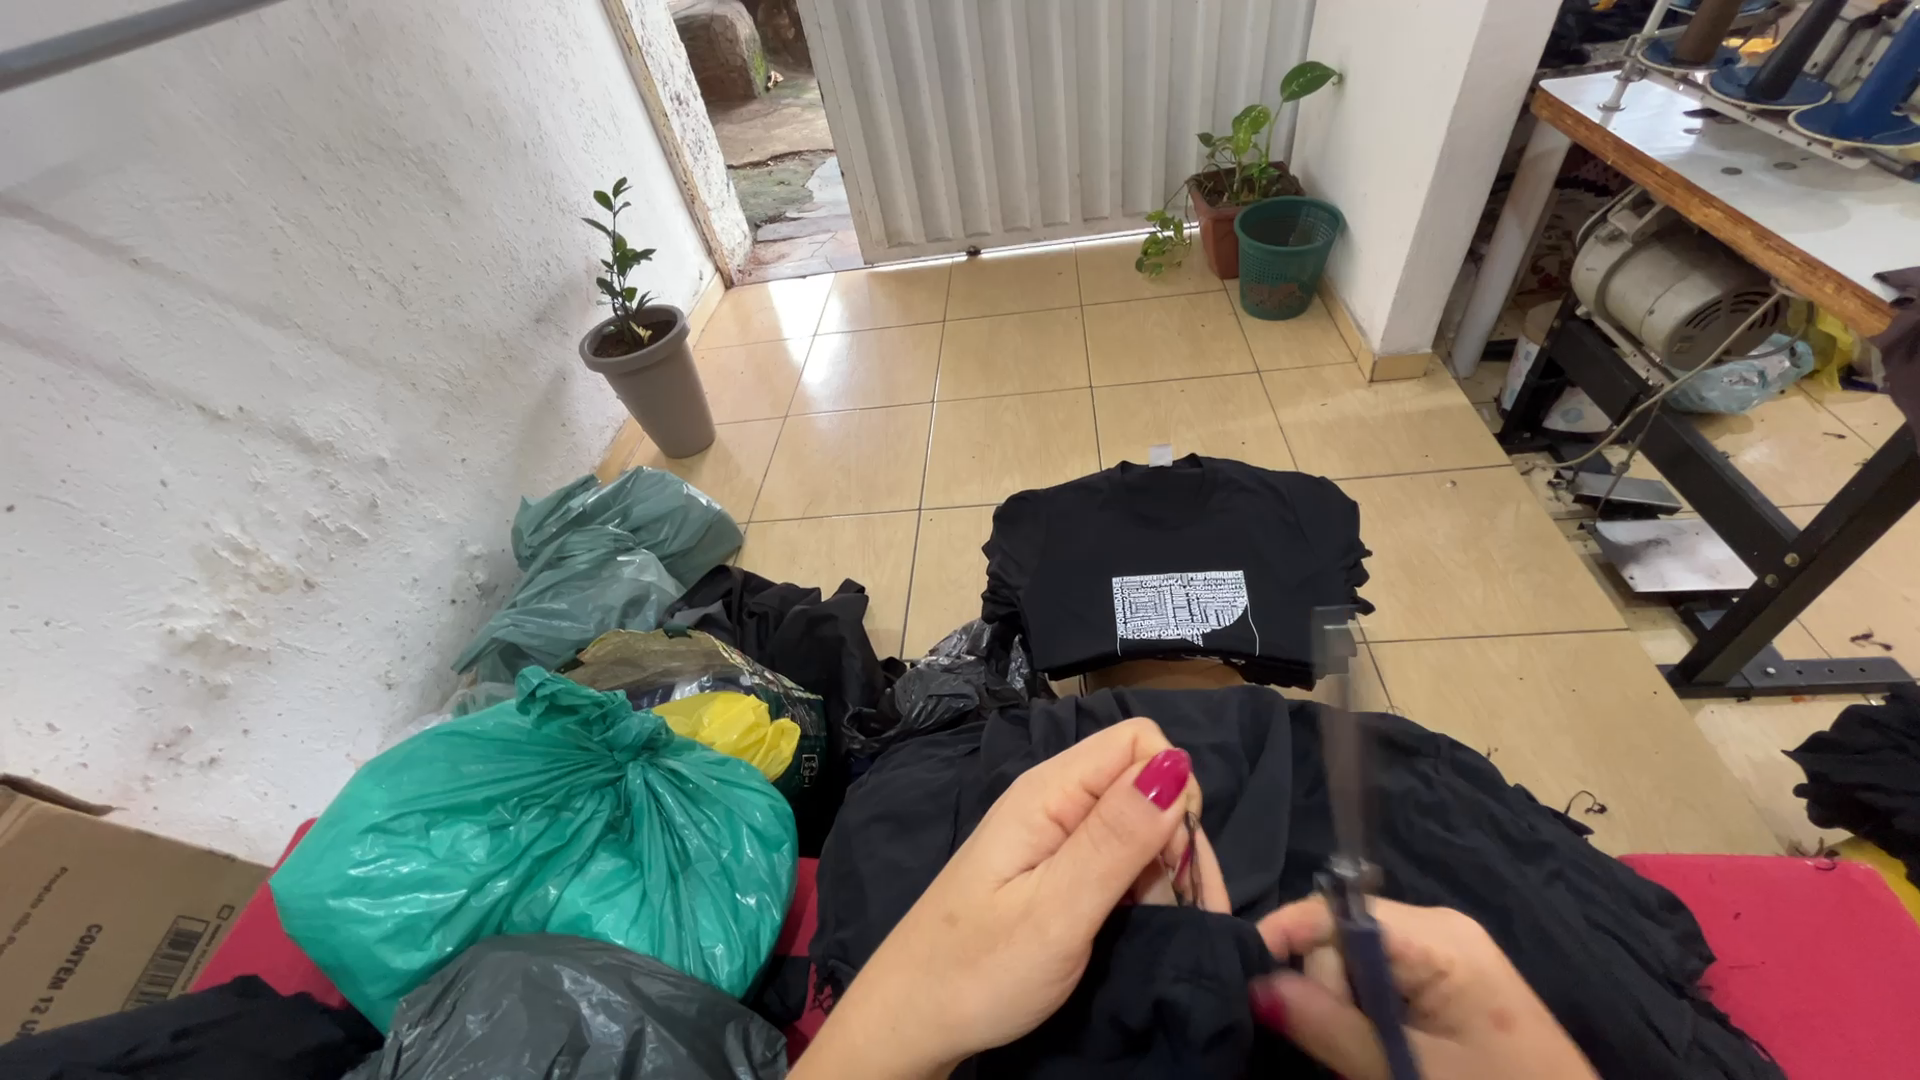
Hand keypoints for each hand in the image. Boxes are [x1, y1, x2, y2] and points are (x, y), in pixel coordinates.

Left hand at [792, 718, 1209, 1079]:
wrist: (913, 1017)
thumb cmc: (978, 970)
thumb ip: (1116, 838)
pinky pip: (1117, 853)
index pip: (1138, 741)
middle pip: (1143, 782)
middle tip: (1175, 909)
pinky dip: (1142, 885)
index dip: (1173, 790)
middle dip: (1176, 838)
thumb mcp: (1056, 911)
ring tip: (1154, 925)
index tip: (1174, 862)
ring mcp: (1052, 831)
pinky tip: (1138, 923)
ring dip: (1162, 869)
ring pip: (1137, 822)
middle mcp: (1053, 798)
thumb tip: (1177, 764)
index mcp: (1049, 792)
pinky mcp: (1054, 864)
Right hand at [1248, 897, 1598, 1079]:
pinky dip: (1367, 1014)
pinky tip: (1383, 1051)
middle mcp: (1438, 928)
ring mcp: (1445, 953)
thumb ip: (1329, 1027)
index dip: (1286, 939)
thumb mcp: (1409, 1074)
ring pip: (1355, 961)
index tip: (1250, 982)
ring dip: (1345, 1008)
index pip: (1333, 913)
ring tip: (1371, 1061)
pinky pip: (1381, 980)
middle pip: (1340, 936)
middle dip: (1327, 990)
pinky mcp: (1448, 981)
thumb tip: (1253, 984)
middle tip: (1348, 1053)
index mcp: (1437, 936)